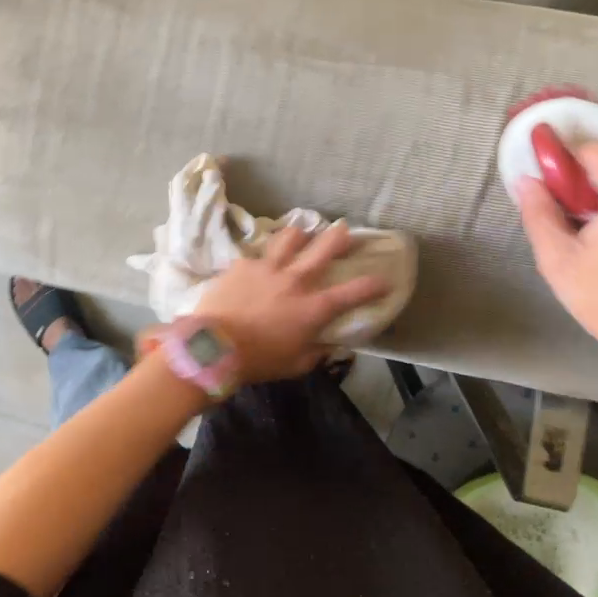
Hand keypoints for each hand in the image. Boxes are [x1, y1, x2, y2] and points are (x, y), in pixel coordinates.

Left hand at [191, 221, 389, 383]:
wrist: (213, 348)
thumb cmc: (258, 361)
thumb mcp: (294, 365)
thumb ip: (316, 353)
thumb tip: (330, 346)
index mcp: (313, 308)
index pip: (354, 292)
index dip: (373, 285)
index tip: (384, 281)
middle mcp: (295, 281)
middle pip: (325, 248)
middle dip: (339, 237)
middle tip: (344, 231)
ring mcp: (267, 268)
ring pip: (290, 238)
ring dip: (299, 235)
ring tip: (300, 234)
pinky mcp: (241, 265)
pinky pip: (256, 255)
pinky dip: (261, 258)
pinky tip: (257, 262)